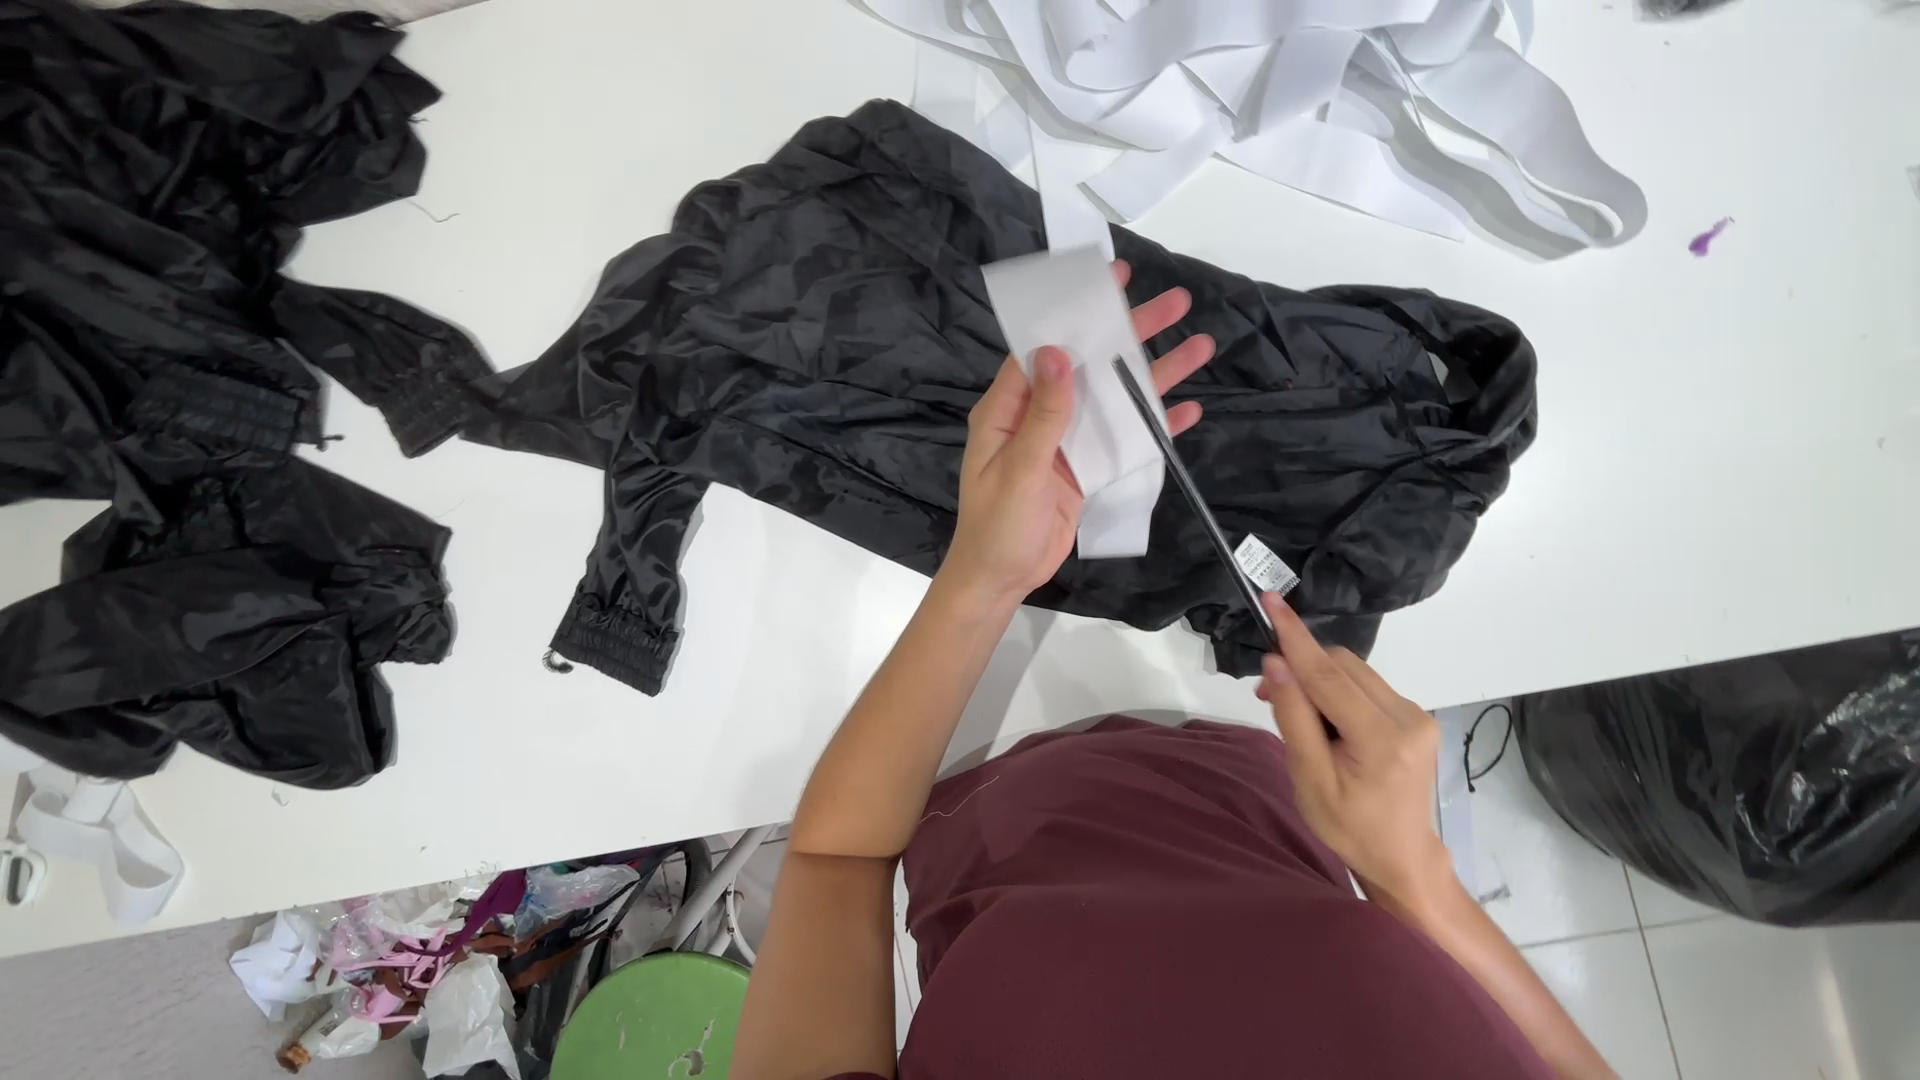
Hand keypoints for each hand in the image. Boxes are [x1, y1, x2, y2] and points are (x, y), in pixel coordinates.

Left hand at [940, 260, 1213, 601]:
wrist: (1002, 578)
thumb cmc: (997, 526)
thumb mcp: (1018, 470)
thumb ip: (1042, 416)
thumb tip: (1056, 353)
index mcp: (1007, 409)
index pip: (1042, 350)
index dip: (1076, 315)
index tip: (1110, 285)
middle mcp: (1038, 417)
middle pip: (1088, 366)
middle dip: (1129, 335)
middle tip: (1176, 304)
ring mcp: (1065, 442)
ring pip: (1112, 399)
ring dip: (1151, 375)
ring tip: (1199, 346)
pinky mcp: (1086, 468)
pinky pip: (1122, 440)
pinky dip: (1152, 427)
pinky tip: (1186, 411)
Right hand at [1256, 592, 1453, 909]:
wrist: (1401, 856)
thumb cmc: (1348, 826)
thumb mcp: (1309, 778)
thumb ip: (1293, 717)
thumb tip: (1276, 664)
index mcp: (1381, 738)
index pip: (1327, 674)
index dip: (1294, 636)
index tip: (1270, 600)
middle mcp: (1407, 716)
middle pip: (1341, 665)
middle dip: (1300, 667)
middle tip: (1266, 694)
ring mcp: (1416, 714)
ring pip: (1353, 670)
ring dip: (1317, 678)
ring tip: (1298, 715)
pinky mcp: (1415, 716)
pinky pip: (1365, 684)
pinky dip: (1336, 689)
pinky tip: (1325, 719)